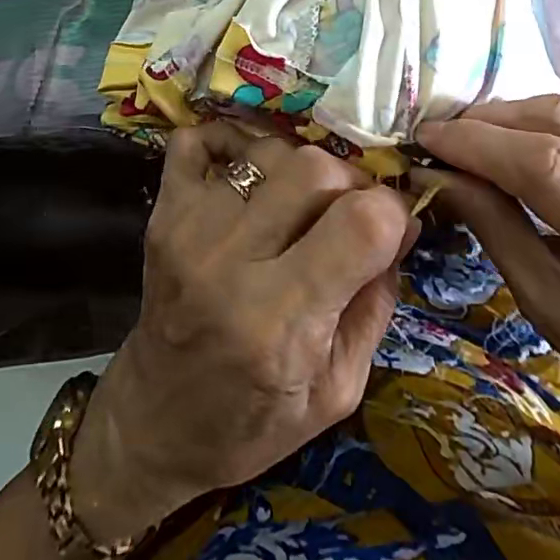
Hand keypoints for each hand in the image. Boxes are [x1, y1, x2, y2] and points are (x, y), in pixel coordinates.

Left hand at [69, 123, 419, 540]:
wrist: (159, 416)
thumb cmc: (253, 419)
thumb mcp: (339, 387)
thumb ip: (375, 302)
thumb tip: (399, 223)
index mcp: (279, 321)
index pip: (359, 224)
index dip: (392, 211)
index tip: (393, 224)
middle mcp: (228, 262)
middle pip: (312, 169)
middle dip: (349, 182)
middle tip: (349, 210)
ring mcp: (187, 228)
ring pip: (264, 151)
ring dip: (298, 167)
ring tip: (302, 201)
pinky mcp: (161, 212)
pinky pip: (194, 140)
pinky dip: (229, 141)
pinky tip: (251, 171)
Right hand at [414, 96, 559, 437]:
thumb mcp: (544, 303)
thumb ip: (493, 226)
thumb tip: (434, 173)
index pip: (550, 169)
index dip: (479, 143)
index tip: (426, 138)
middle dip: (490, 121)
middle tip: (443, 135)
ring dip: (514, 119)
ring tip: (473, 139)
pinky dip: (550, 131)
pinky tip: (526, 152)